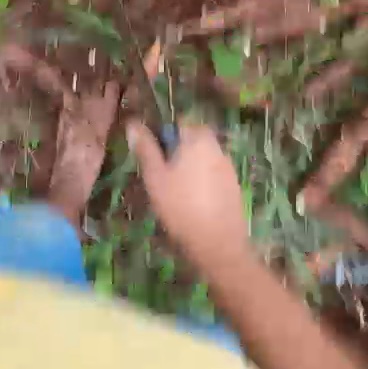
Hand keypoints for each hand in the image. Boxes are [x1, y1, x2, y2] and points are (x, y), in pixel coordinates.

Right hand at [128, 122, 250, 265]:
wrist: (219, 246)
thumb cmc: (181, 207)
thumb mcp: (155, 177)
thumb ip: (145, 148)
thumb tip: (133, 123)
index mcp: (197, 139)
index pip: (179, 122)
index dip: (164, 135)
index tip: (154, 154)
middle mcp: (216, 147)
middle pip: (193, 138)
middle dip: (178, 149)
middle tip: (163, 172)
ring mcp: (228, 168)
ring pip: (204, 156)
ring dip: (191, 164)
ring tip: (176, 189)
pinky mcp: (234, 187)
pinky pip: (214, 173)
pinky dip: (203, 180)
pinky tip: (194, 200)